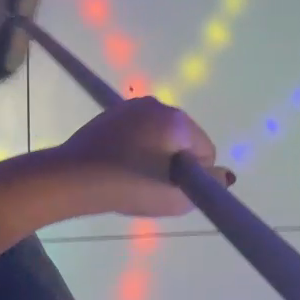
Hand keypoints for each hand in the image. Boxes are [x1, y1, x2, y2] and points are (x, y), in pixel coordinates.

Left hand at [59, 97, 235, 217]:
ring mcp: (130, 106)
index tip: (170, 187)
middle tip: (151, 183)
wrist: (76, 176)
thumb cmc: (130, 185)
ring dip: (155, 153)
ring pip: (159, 135)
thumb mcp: (177, 196)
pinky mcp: (111, 113)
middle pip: (182, 138)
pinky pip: (137, 132)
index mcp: (176, 118)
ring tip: (133, 175)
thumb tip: (224, 175)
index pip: (205, 150)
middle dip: (175, 160)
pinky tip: (120, 164)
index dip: (194, 175)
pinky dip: (136, 146)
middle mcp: (156, 103)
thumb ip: (208, 185)